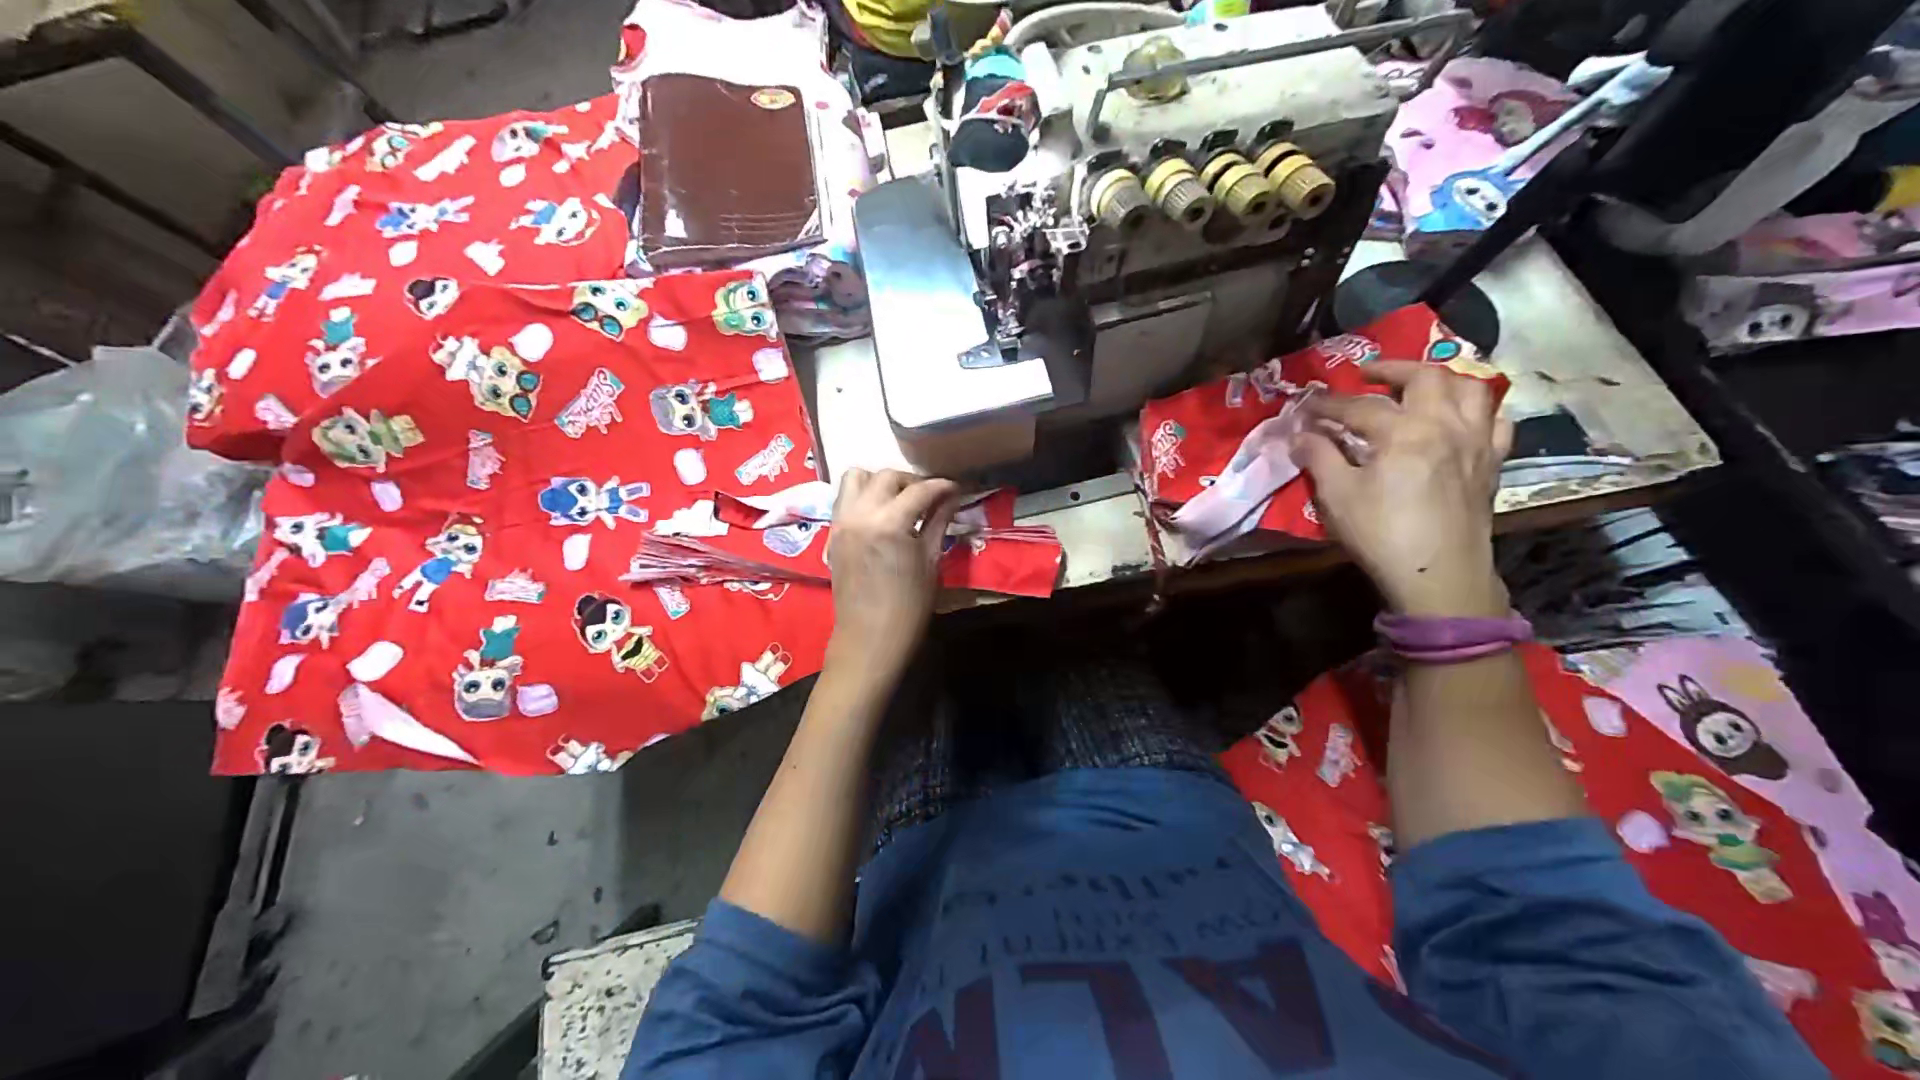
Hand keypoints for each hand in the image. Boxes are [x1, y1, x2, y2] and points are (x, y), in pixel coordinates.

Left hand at [824, 469, 962, 673]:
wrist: (869, 638)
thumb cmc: (908, 607)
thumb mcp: (930, 562)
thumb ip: (938, 523)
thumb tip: (951, 498)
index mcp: (889, 524)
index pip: (919, 490)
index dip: (942, 486)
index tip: (957, 489)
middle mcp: (860, 515)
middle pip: (886, 476)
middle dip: (912, 481)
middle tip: (931, 497)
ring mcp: (841, 522)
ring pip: (857, 478)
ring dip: (880, 482)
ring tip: (900, 500)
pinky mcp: (833, 533)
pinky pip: (845, 498)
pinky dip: (863, 496)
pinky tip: (881, 514)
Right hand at [1291, 362, 1512, 616]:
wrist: (1439, 575)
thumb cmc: (1382, 534)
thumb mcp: (1337, 496)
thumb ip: (1319, 458)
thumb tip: (1300, 435)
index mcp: (1405, 431)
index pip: (1359, 406)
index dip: (1328, 404)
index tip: (1305, 406)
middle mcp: (1446, 425)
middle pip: (1426, 377)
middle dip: (1392, 369)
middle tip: (1367, 376)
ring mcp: (1476, 442)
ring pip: (1471, 388)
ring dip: (1441, 379)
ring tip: (1416, 387)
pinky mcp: (1491, 463)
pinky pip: (1495, 420)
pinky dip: (1476, 410)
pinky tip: (1458, 419)